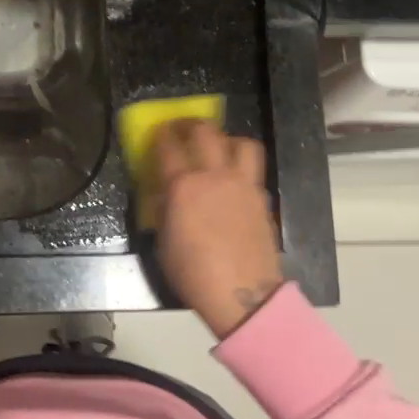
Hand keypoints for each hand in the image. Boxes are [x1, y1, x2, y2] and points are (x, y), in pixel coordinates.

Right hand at [154, 119, 283, 338]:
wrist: (241, 293)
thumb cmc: (193, 273)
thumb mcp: (163, 243)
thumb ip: (164, 211)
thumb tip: (166, 196)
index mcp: (183, 187)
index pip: (168, 147)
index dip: (160, 136)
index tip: (158, 133)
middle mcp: (214, 176)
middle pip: (205, 132)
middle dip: (191, 125)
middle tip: (184, 129)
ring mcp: (242, 185)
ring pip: (240, 142)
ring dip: (226, 139)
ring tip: (218, 147)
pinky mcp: (261, 197)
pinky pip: (253, 169)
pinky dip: (241, 166)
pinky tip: (233, 179)